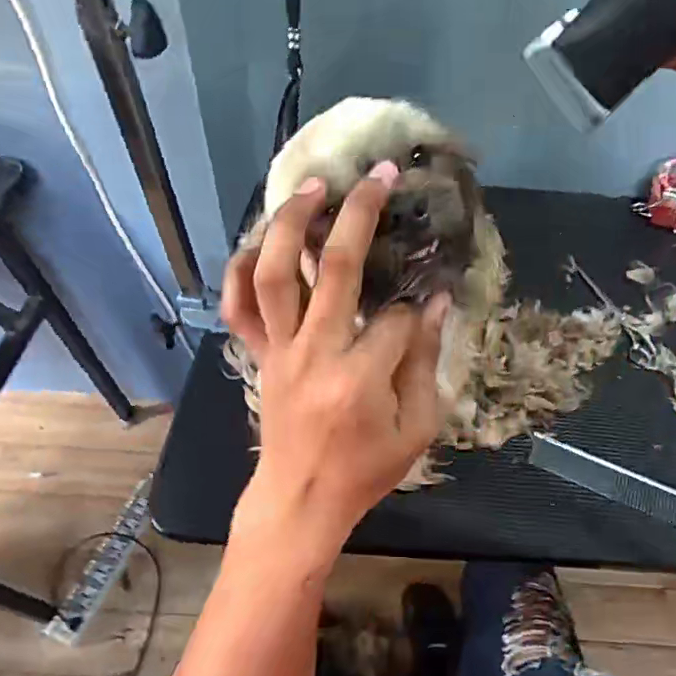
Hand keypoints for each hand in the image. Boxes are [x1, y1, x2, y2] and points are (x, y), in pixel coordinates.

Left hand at [220, 161, 448, 557]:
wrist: (301, 499)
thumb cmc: (365, 471)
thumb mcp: (415, 429)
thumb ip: (425, 363)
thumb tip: (436, 302)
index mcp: (359, 378)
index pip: (394, 318)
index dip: (415, 307)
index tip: (427, 301)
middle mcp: (314, 352)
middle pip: (335, 267)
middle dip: (362, 214)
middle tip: (379, 177)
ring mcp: (279, 350)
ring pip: (275, 275)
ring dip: (292, 224)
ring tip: (313, 188)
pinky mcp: (260, 355)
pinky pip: (239, 307)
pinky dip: (241, 270)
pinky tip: (259, 241)